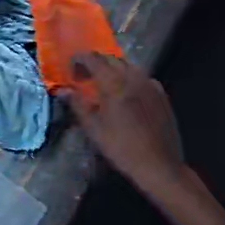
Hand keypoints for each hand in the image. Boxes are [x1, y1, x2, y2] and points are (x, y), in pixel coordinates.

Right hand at [66, 53, 183, 186]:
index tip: (70, 69)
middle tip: (83, 78)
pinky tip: (126, 95)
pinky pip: (142, 78)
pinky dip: (129, 79)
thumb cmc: (121, 147)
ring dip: (113, 70)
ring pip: (128, 66)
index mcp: (114, 83)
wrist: (159, 165)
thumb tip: (63, 90)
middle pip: (111, 59)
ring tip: (103, 85)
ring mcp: (151, 85)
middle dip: (95, 63)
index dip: (79, 59)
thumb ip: (77, 104)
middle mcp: (133, 78)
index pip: (93, 58)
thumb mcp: (92, 127)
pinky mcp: (162, 96)